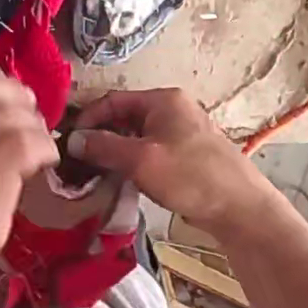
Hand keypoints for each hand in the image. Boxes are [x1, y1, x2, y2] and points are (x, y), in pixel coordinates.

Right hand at [68, 88, 282, 233]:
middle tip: (76, 162)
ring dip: (113, 153)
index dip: (87, 119)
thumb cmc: (190, 176)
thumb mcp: (141, 159)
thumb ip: (103, 146)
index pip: (112, 100)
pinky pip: (148, 153)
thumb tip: (73, 140)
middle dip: (99, 138)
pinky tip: (119, 181)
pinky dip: (131, 163)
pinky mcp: (184, 156)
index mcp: (163, 100)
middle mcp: (172, 110)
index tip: (68, 142)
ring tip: (93, 173)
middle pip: (123, 118)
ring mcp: (180, 133)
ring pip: (135, 137)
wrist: (239, 208)